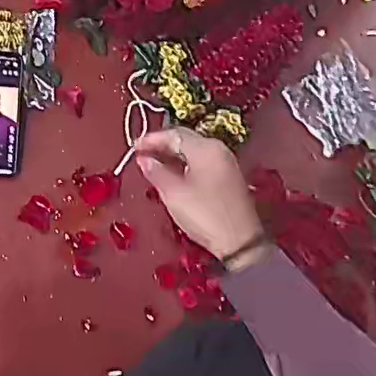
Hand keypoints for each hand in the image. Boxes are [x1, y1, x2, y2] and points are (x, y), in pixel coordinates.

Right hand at [132, 128, 267, 267]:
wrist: (240, 242)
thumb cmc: (204, 215)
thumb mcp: (173, 193)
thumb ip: (156, 171)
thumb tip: (144, 159)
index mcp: (206, 148)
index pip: (174, 134)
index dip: (151, 139)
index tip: (134, 147)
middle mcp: (218, 149)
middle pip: (185, 139)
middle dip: (162, 145)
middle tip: (141, 154)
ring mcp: (226, 163)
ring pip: (194, 151)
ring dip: (172, 155)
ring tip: (153, 164)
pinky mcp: (228, 177)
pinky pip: (202, 162)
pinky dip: (185, 164)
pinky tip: (173, 174)